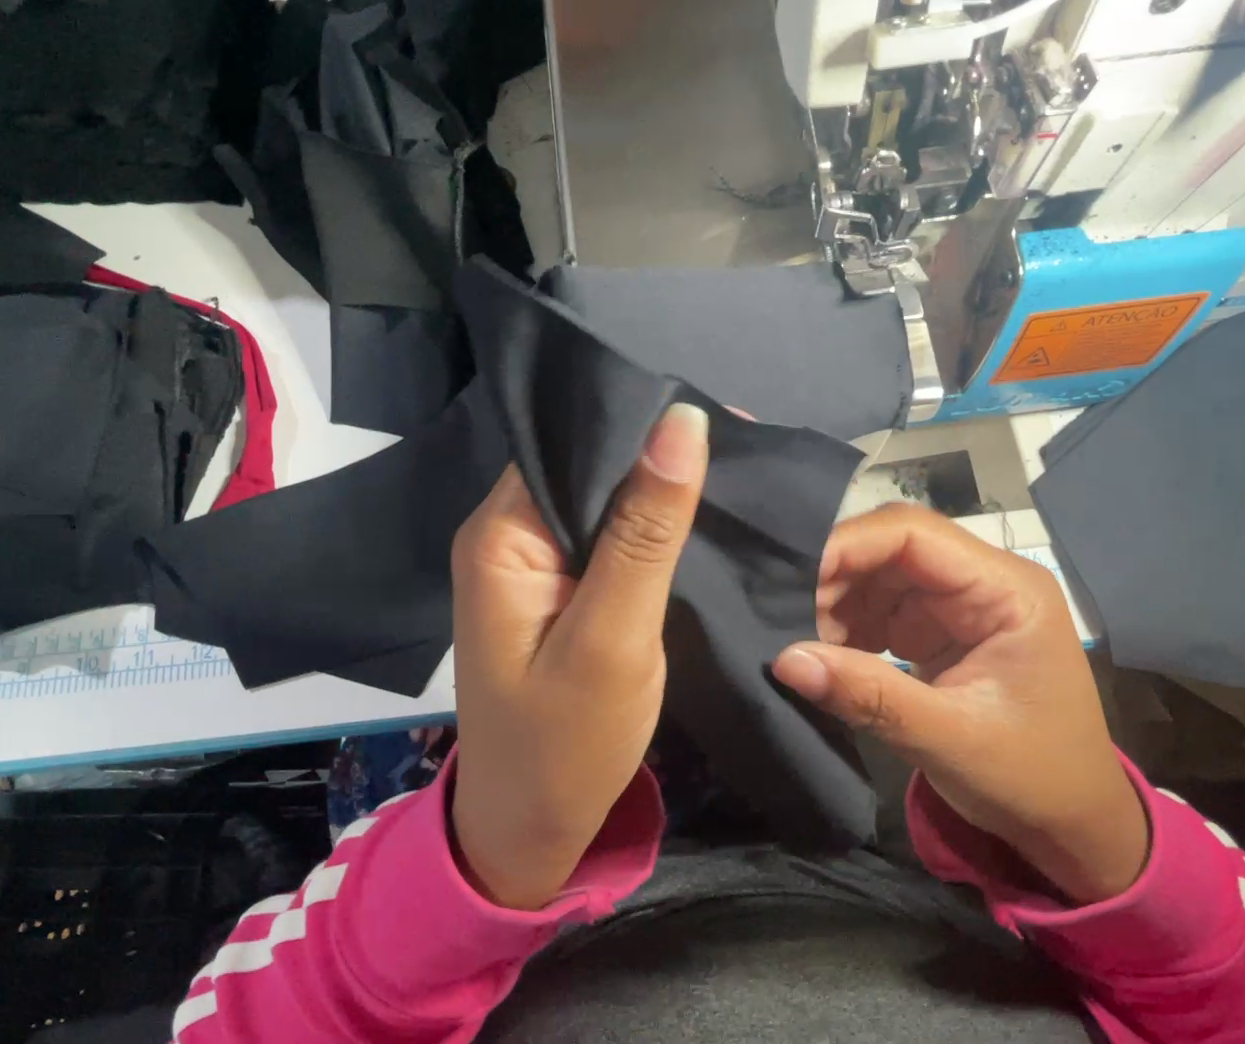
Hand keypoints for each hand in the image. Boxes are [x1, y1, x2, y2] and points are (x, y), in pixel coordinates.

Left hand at [448, 403, 709, 909]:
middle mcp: (505, 536)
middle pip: (583, 468)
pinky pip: (603, 538)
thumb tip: (682, 423)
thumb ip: (644, 532)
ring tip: (734, 470)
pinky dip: (647, 530)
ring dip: (656, 493)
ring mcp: (530, 565)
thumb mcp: (611, 637)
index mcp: (500, 535)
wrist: (531, 831)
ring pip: (598, 501)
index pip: (568, 444)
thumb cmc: (565, 746)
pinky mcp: (556, 591)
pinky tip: (696, 519)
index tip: (721, 412)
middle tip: (743, 439)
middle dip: (655, 454)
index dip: (639, 423)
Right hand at [771, 503, 1146, 904]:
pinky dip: (846, 629)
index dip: (848, 546)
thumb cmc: (1033, 779)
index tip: (790, 580)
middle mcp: (981, 583)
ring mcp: (958, 606)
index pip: (914, 535)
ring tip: (802, 644)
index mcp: (1006, 590)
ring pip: (878, 577)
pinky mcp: (938, 632)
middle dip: (834, 578)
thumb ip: (869, 696)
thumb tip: (784, 660)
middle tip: (785, 621)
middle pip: (890, 549)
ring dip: (835, 605)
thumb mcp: (951, 740)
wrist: (1072, 826)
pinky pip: (879, 610)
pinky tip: (824, 656)